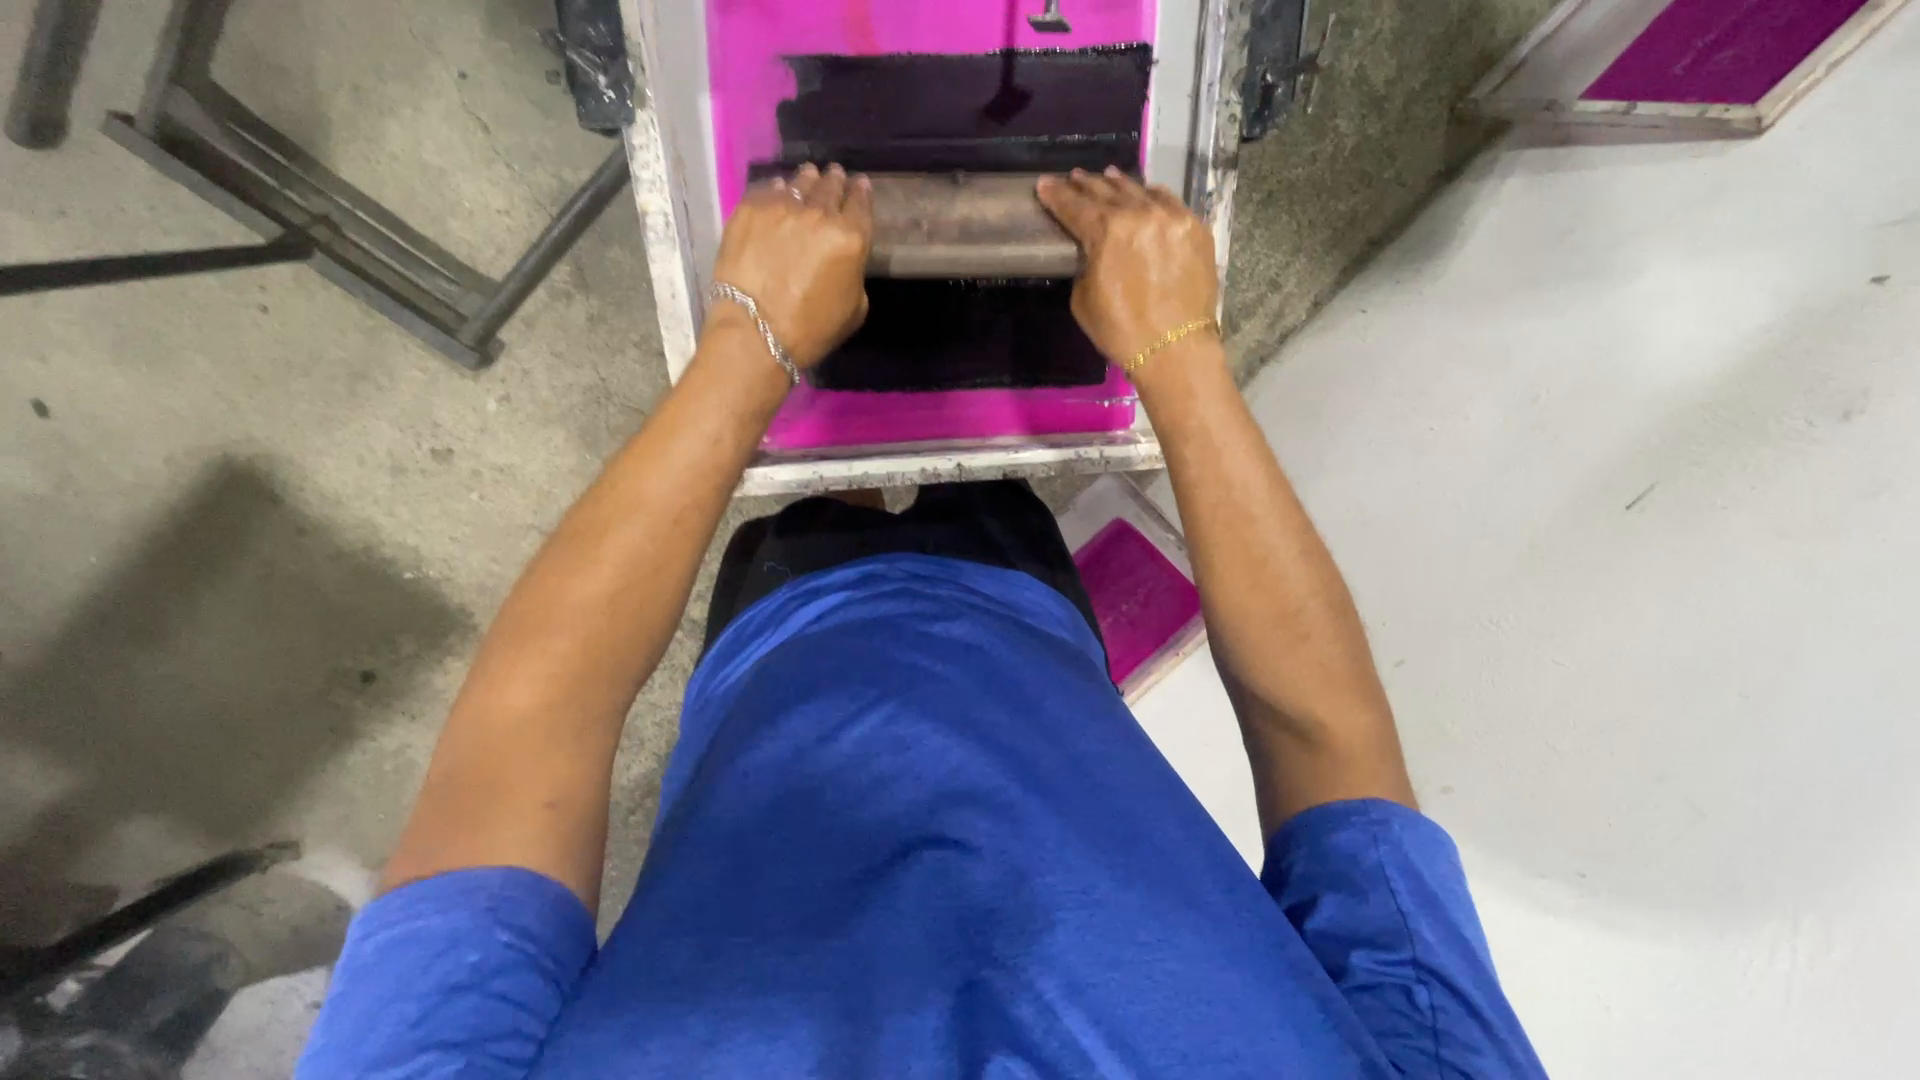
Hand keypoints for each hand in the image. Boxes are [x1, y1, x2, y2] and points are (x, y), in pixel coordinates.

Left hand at [706, 163, 872, 369]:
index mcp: (851, 238)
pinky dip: (778, 189)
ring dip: (808, 180)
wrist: (755, 331)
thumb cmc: (811, 330)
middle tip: (834, 177)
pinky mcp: (750, 208)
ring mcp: (782, 207)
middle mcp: (819, 213)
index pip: (861, 203)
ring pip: (800, 182)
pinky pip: (768, 188)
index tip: (859, 185)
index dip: (861, 192)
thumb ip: (854, 272)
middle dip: (835, 181)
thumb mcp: (854, 308)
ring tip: (808, 177)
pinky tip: (779, 191)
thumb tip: (843, 258)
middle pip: (830, 186)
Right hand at [1036, 167, 1219, 368]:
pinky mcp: (1195, 228)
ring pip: (1139, 191)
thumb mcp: (1083, 298)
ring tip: (1106, 177)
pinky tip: (1144, 194)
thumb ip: (1086, 263)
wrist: (1174, 348)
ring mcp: (1171, 218)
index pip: (1074, 206)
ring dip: (1118, 184)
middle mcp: (1139, 214)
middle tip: (1074, 178)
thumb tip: (1093, 252)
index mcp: (1106, 231)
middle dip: (1086, 185)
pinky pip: (1169, 202)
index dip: (1056, 195)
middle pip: (1107, 191)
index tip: (1045, 185)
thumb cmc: (1121, 330)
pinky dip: (1151, 196)